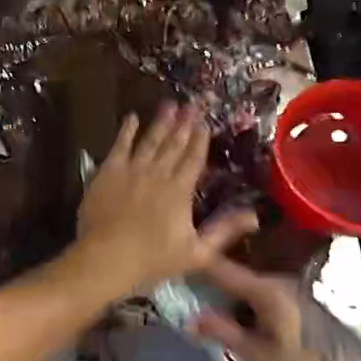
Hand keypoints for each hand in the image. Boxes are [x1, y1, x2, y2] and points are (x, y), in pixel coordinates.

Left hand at [74, 102, 258, 295]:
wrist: (105, 258)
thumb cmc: (152, 259)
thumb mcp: (197, 252)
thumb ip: (225, 231)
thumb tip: (255, 216)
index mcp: (180, 190)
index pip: (194, 158)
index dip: (201, 138)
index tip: (206, 121)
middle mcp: (158, 172)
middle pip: (174, 143)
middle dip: (185, 122)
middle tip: (194, 102)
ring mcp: (132, 169)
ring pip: (150, 139)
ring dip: (161, 121)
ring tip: (170, 104)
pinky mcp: (108, 171)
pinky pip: (120, 144)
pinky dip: (127, 130)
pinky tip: (132, 117)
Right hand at [194, 257, 360, 360]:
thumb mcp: (257, 355)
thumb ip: (223, 333)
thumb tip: (190, 318)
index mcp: (266, 289)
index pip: (222, 268)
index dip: (197, 264)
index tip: (172, 265)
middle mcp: (277, 281)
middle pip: (234, 275)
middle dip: (210, 285)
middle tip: (184, 297)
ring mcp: (288, 289)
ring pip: (247, 287)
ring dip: (228, 298)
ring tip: (205, 312)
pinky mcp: (295, 300)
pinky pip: (261, 295)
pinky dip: (245, 304)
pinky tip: (235, 321)